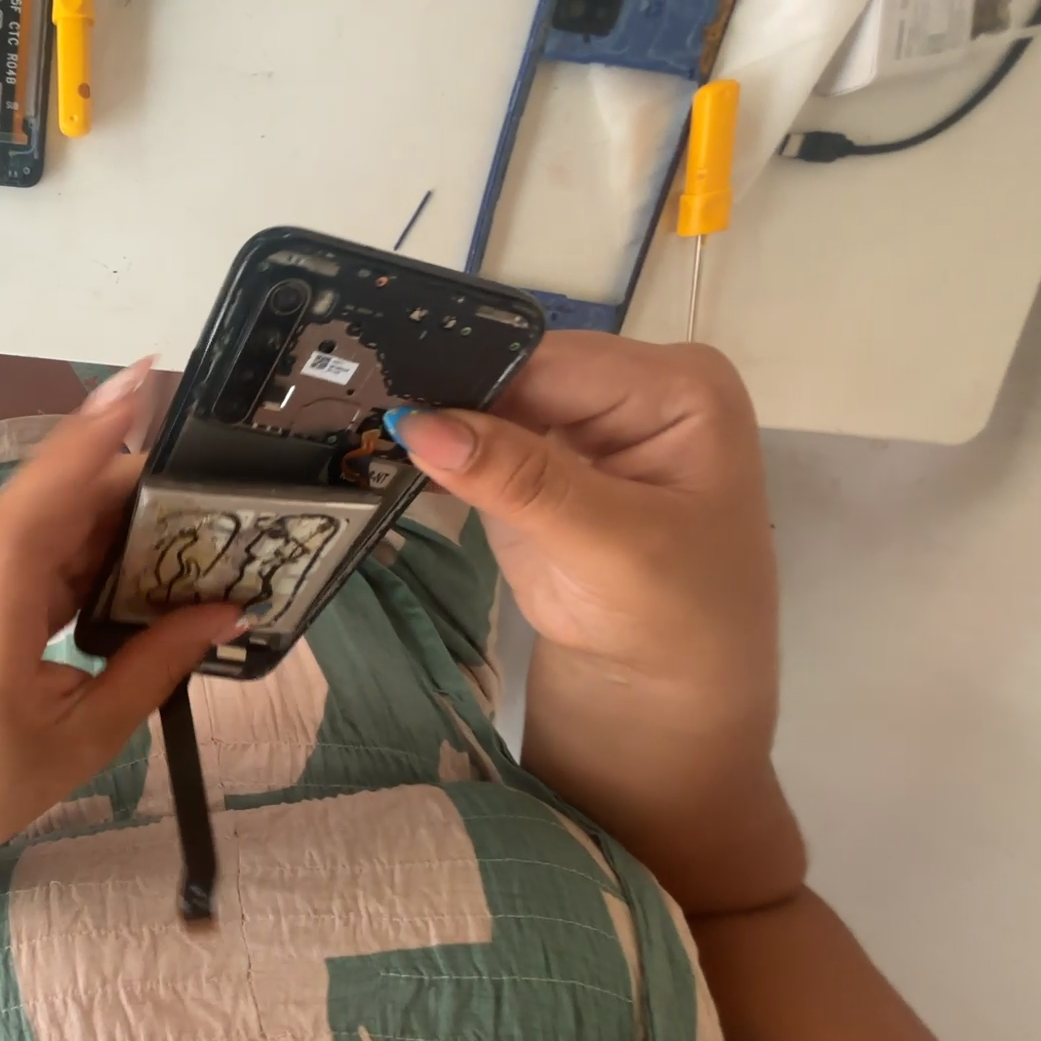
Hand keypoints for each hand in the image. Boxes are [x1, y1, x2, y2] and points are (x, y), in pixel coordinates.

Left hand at [0, 360, 243, 867]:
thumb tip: (225, 613)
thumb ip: (155, 665)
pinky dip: (87, 541)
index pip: (28, 519)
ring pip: (42, 525)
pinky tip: (135, 540)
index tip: (127, 398)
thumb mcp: (90, 734)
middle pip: (41, 508)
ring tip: (174, 494)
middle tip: (185, 458)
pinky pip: (38, 554)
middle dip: (110, 470)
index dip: (76, 454)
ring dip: (103, 504)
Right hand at [398, 331, 777, 713]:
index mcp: (674, 388)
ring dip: (433, 422)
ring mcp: (575, 423)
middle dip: (446, 397)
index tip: (392, 397)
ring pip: (484, 402)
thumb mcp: (605, 541)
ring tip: (369, 429)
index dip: (472, 380)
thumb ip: (516, 478)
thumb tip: (416, 424)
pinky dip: (437, 449)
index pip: (551, 362)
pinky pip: (474, 436)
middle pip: (513, 373)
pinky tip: (394, 454)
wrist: (653, 678)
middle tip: (366, 411)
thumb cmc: (669, 614)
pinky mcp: (534, 458)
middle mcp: (625, 390)